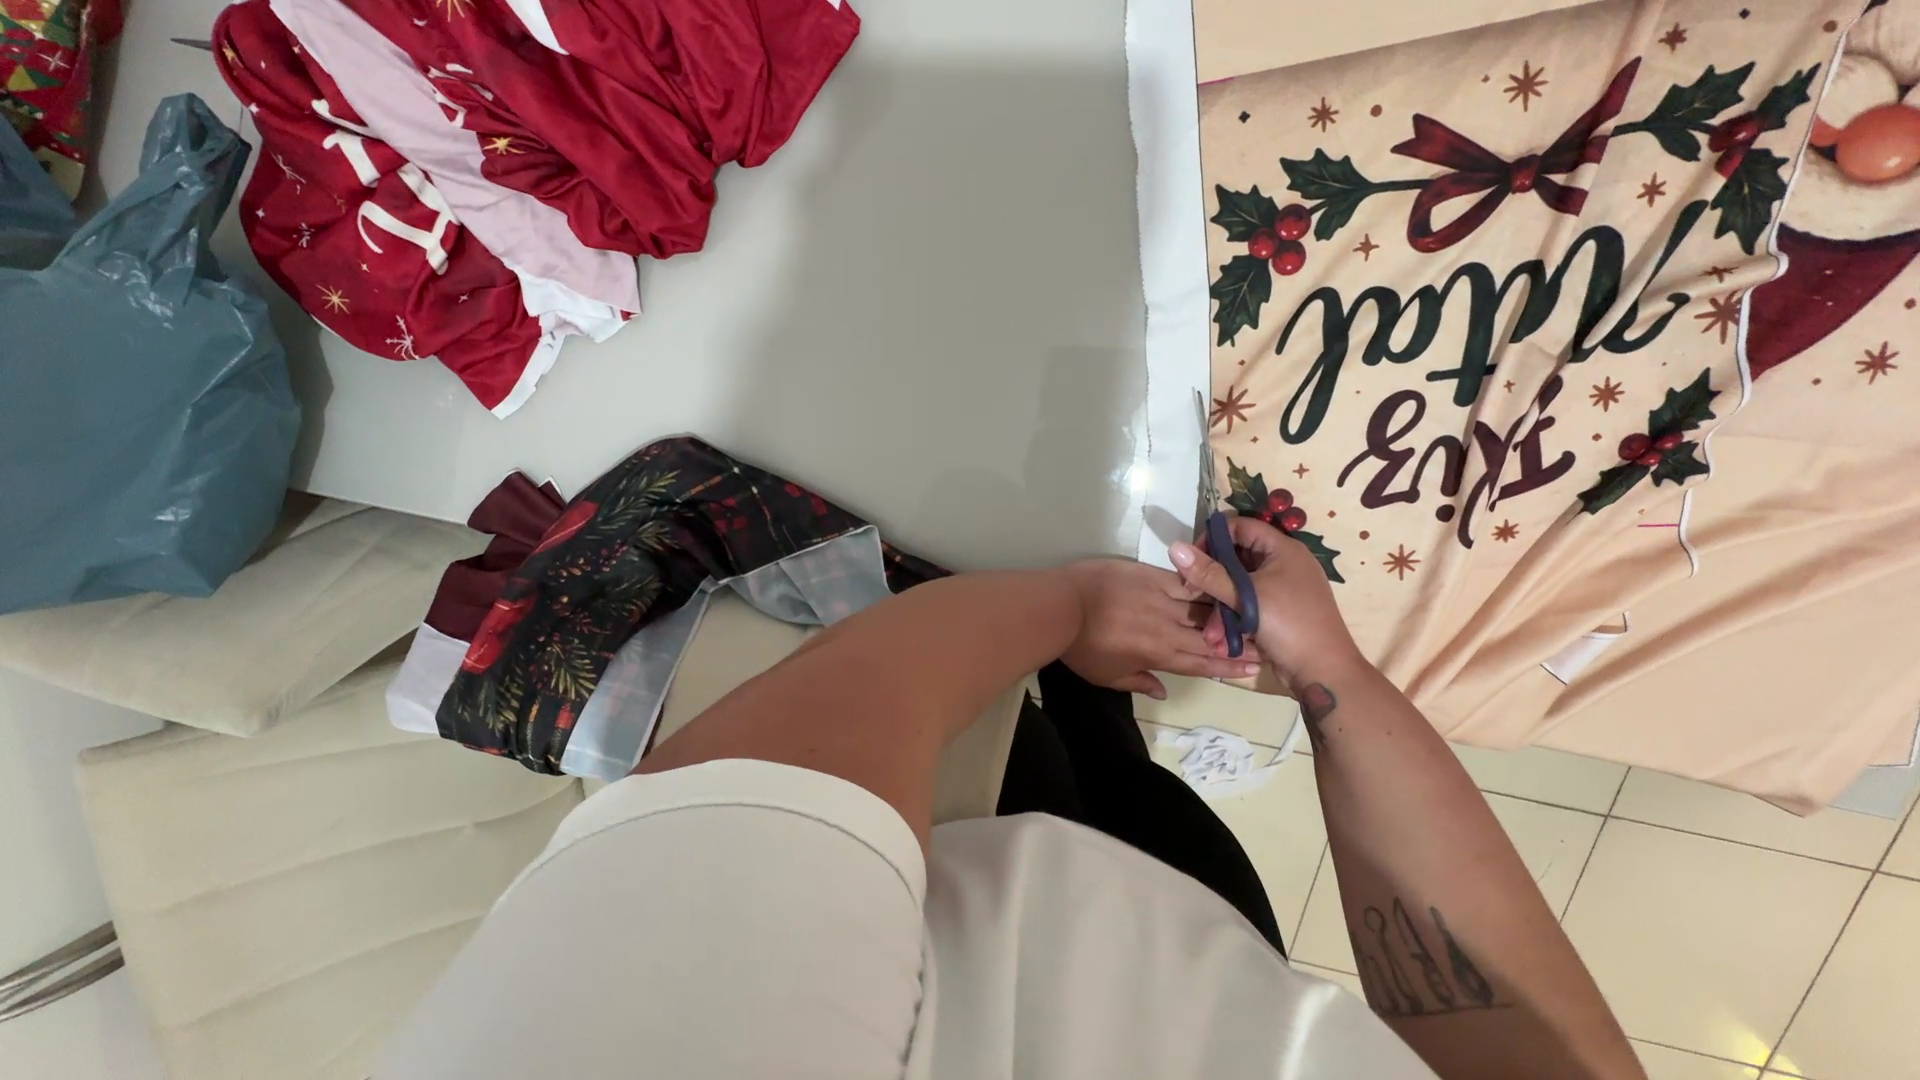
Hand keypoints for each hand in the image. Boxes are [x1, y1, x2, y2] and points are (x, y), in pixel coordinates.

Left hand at [1058, 558, 1261, 698]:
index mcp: (1158, 654)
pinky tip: (1221, 582)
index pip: (1200, 663)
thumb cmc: (1079, 646)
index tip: (1252, 667)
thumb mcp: (1105, 675)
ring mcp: (1160, 597)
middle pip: (1207, 635)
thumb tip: (1161, 692)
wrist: (1062, 606)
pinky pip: (1183, 580)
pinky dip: (1202, 583)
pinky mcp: (1150, 574)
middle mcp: (1168, 627)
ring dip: (1226, 610)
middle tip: (1265, 642)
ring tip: (1251, 612)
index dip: (1226, 666)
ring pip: (1202, 605)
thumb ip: (1137, 682)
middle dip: (1236, 641)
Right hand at [1168, 515, 1366, 695]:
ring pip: (1241, 586)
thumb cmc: (1289, 624)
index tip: (1192, 561)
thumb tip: (1174, 547)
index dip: (1213, 538)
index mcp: (1283, 550)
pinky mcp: (1280, 612)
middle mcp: (1284, 564)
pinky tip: (1223, 639)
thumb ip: (1209, 573)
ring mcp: (1283, 589)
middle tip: (1192, 595)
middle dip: (1213, 581)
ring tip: (1210, 633)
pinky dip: (1235, 619)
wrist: (1324, 672)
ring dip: (1221, 607)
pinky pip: (1250, 605)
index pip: (1241, 527)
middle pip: (1237, 559)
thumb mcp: (1245, 597)